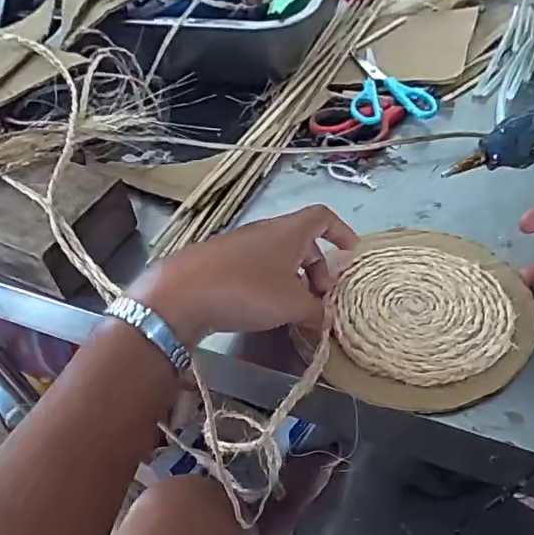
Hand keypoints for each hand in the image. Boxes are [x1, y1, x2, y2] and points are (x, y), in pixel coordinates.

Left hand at [128, 205, 361, 345]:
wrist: (183, 294)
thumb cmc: (247, 290)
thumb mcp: (292, 305)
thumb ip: (315, 310)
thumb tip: (324, 318)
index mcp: (289, 231)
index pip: (323, 217)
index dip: (341, 232)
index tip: (350, 253)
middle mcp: (264, 232)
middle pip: (301, 243)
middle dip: (317, 269)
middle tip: (321, 299)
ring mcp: (239, 246)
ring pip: (277, 259)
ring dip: (293, 281)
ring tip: (295, 311)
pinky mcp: (219, 265)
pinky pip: (256, 270)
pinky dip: (269, 286)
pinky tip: (264, 312)